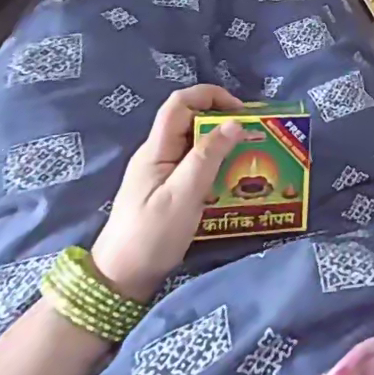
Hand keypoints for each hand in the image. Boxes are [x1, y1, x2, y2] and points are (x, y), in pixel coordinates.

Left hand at [91, 85, 246, 301]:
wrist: (120, 278)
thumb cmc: (151, 236)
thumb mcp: (184, 195)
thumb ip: (208, 157)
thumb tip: (235, 122)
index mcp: (156, 149)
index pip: (180, 103)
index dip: (210, 96)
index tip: (242, 111)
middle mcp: (157, 154)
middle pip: (189, 121)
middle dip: (222, 121)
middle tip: (253, 136)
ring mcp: (160, 173)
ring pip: (193, 144)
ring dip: (221, 145)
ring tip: (248, 158)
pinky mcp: (166, 190)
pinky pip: (193, 166)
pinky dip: (214, 165)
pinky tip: (231, 181)